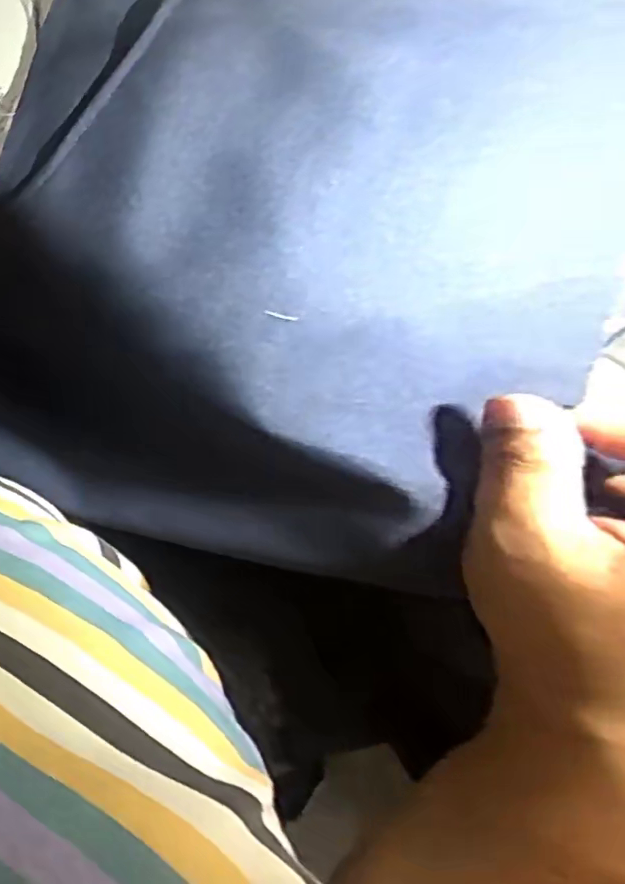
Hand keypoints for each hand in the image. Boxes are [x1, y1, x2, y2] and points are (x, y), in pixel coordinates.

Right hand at [465, 394, 624, 742]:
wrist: (607, 728)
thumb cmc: (566, 631)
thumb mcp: (525, 539)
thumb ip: (522, 466)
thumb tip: (516, 402)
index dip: (609, 427)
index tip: (543, 425)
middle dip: (614, 462)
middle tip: (548, 462)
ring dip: (623, 494)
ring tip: (572, 503)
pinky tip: (601, 539)